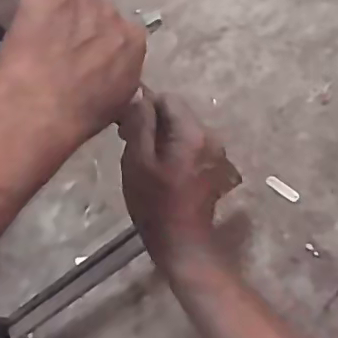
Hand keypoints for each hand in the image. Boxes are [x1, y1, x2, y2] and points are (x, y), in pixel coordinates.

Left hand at [0, 0, 145, 149]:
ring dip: (65, 6)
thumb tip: (119, 73)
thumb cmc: (78, 115)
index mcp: (133, 40)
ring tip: (45, 29)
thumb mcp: (116, 104)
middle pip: (99, 8)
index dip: (104, 42)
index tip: (90, 55)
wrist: (37, 108)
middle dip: (85, 23)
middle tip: (64, 45)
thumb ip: (123, 77)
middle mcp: (112, 12)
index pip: (123, 31)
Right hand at [120, 91, 236, 265]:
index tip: (123, 125)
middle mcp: (210, 137)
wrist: (183, 245)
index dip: (143, 105)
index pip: (167, 98)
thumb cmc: (155, 204)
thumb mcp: (138, 160)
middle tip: (127, 142)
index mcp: (193, 132)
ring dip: (160, 136)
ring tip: (140, 158)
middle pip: (177, 113)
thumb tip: (138, 93)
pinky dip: (171, 150)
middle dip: (151, 121)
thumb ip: (139, 123)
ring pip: (181, 130)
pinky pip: (189, 146)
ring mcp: (215, 154)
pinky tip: (157, 170)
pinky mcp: (212, 168)